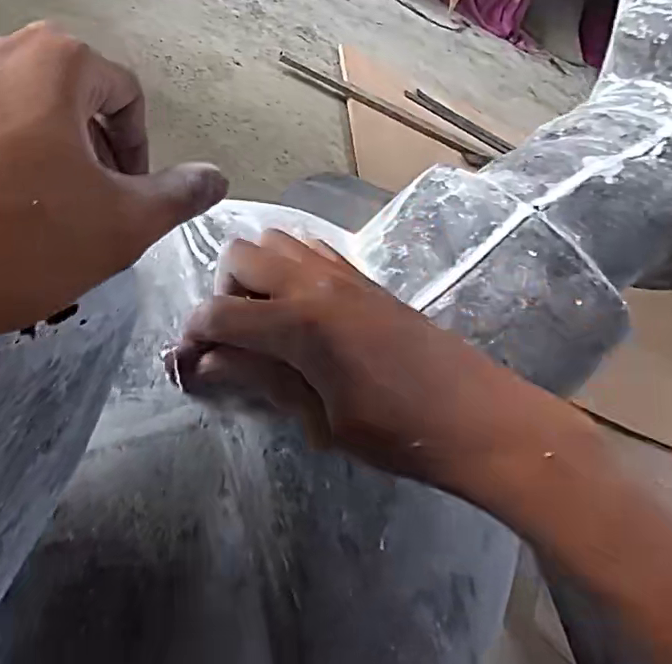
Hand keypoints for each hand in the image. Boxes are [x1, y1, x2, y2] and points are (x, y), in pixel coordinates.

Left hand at [0, 22, 226, 346]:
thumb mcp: (113, 228)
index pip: (123, 93)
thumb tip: (215, 177)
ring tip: (11, 228)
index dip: (138, 151)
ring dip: (21, 166)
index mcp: (54, 62)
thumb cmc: (5, 238)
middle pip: (58, 102)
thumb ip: (173, 198)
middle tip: (74, 216)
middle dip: (79, 157)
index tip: (126, 201)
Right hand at [169, 230, 585, 499]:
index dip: (193, 333)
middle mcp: (311, 282)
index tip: (189, 355)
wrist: (482, 418)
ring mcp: (337, 271)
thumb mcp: (319, 416)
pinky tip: (300, 300)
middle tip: (236, 330)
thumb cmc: (397, 432)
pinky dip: (288, 261)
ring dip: (255, 269)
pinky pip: (306, 243)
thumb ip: (259, 378)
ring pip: (270, 238)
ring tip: (266, 311)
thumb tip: (205, 363)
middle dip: (222, 290)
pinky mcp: (359, 273)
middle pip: (236, 255)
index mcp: (298, 323)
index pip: (219, 313)